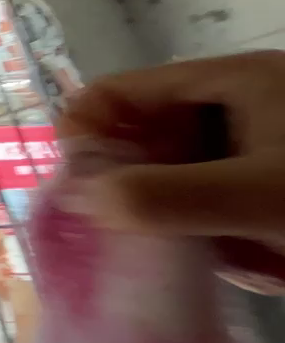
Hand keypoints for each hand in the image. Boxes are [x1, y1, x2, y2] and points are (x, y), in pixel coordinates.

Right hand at [59, 51, 284, 277]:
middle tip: (159, 236)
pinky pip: (231, 203)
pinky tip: (271, 263)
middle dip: (149, 192)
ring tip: (241, 258)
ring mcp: (276, 146)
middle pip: (150, 139)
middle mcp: (248, 103)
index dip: (85, 135)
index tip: (85, 189)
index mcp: (233, 79)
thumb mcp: (266, 199)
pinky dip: (239, 238)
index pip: (113, 93)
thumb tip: (77, 201)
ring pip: (189, 178)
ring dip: (196, 223)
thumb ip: (162, 197)